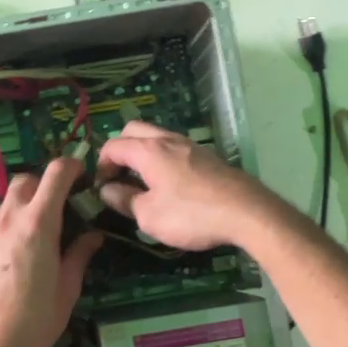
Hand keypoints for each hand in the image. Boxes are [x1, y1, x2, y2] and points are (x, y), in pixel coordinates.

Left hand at [0, 157, 103, 346]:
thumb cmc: (38, 319)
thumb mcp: (68, 286)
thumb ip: (80, 254)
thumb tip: (92, 236)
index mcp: (38, 224)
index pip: (55, 174)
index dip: (72, 167)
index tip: (82, 175)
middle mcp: (9, 220)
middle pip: (26, 180)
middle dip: (46, 183)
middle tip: (63, 203)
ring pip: (8, 201)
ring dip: (27, 203)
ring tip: (44, 229)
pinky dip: (13, 223)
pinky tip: (23, 250)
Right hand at [94, 121, 284, 250]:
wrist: (247, 212)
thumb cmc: (191, 215)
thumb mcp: (149, 216)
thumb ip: (125, 200)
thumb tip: (107, 190)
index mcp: (148, 150)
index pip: (112, 146)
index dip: (100, 165)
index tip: (101, 188)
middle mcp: (168, 140)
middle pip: (133, 130)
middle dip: (120, 150)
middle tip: (118, 177)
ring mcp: (190, 145)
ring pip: (156, 137)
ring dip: (142, 153)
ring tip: (142, 183)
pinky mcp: (207, 157)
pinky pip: (174, 149)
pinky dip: (162, 159)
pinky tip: (168, 185)